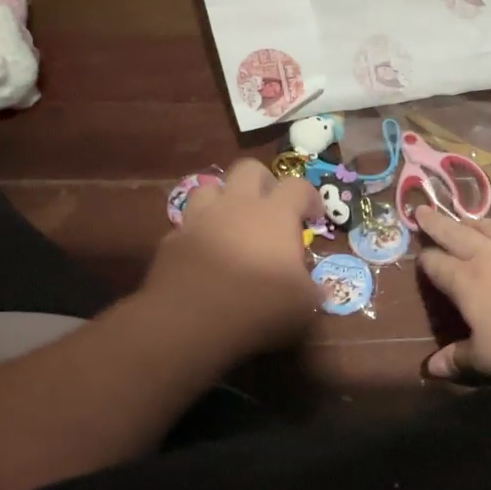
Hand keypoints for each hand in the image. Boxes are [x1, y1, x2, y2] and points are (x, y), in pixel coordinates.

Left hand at [138, 158, 321, 355]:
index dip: (311, 197)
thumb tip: (317, 289)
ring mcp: (200, 219)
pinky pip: (188, 226)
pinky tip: (207, 254)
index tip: (315, 217)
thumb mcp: (304, 303)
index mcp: (275, 214)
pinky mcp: (173, 240)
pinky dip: (200, 234)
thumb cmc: (259, 305)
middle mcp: (237, 206)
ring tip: (234, 223)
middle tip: (272, 208)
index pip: (298, 186)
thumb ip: (312, 289)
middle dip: (264, 182)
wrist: (191, 320)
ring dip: (225, 200)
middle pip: (249, 169)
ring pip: (210, 188)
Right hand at [415, 207, 490, 379]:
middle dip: (439, 223)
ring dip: (478, 221)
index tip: (417, 254)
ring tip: (468, 218)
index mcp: (467, 282)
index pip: (438, 266)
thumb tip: (429, 368)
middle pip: (459, 234)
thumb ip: (459, 359)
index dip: (425, 260)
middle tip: (423, 208)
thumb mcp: (488, 359)